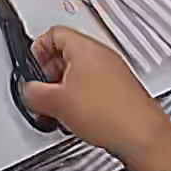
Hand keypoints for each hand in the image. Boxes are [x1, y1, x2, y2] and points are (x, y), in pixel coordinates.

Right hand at [21, 27, 170, 170]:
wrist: (141, 137)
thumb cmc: (108, 114)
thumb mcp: (55, 102)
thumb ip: (33, 92)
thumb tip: (29, 91)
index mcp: (84, 48)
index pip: (53, 33)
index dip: (38, 49)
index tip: (32, 66)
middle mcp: (102, 55)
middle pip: (66, 52)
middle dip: (49, 72)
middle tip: (43, 90)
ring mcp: (114, 72)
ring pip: (80, 71)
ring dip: (64, 87)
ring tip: (58, 107)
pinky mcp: (121, 90)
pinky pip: (93, 86)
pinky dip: (81, 97)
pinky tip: (77, 117)